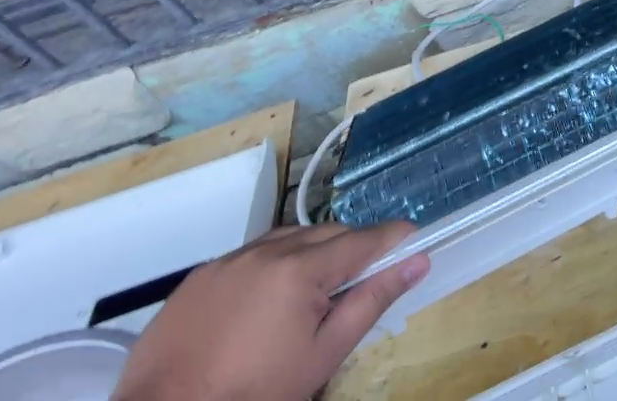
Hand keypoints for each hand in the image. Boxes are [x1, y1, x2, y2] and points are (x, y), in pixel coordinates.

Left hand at [112, 222, 428, 400]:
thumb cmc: (254, 393)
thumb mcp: (323, 354)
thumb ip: (372, 301)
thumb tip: (417, 261)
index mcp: (301, 269)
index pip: (366, 239)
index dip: (395, 240)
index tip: (413, 248)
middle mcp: (266, 251)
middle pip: (330, 232)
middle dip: (354, 249)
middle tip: (360, 285)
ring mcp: (227, 261)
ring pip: (290, 237)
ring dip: (313, 252)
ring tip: (313, 292)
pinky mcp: (198, 276)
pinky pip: (251, 254)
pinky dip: (273, 263)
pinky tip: (268, 300)